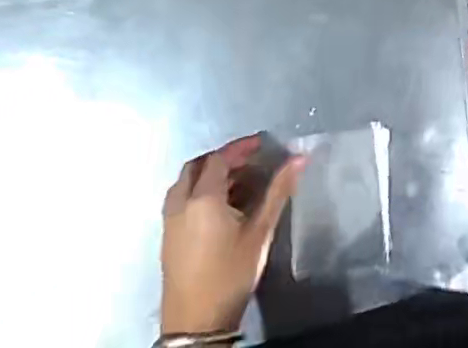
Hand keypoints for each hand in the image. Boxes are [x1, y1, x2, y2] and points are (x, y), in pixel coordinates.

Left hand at [160, 134, 304, 335]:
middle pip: (195, 168)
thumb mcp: (261, 230)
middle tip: (249, 159)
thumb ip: (279, 191)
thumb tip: (299, 158)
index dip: (240, 147)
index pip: (218, 159)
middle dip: (222, 158)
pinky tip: (223, 204)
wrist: (196, 323)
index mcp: (201, 200)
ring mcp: (169, 224)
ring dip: (208, 174)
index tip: (263, 144)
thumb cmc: (231, 272)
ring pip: (184, 185)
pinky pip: (180, 201)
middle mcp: (179, 207)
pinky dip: (199, 191)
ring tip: (239, 180)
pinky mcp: (168, 239)